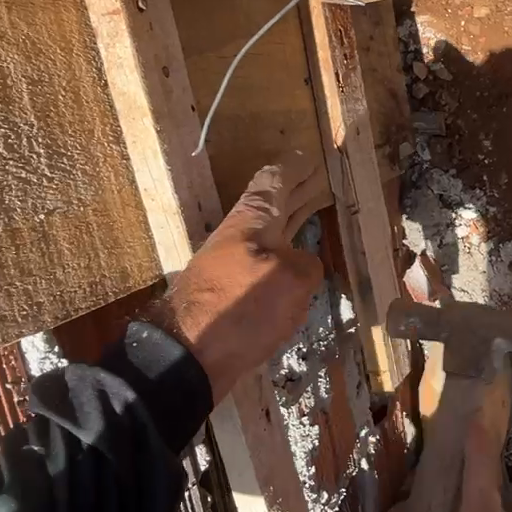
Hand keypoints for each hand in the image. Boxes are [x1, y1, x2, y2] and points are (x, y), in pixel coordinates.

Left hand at [160, 153, 325, 402]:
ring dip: (293, 221)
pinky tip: (299, 263)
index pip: (275, 180)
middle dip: (298, 191)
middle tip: (323, 180)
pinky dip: (288, 255)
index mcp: (253, 219)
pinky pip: (268, 263)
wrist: (188, 355)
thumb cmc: (241, 306)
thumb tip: (304, 265)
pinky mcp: (233, 295)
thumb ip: (307, 264)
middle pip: (274, 205)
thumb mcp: (291, 279)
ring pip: (271, 234)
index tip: (310, 156)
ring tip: (316, 212)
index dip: (295, 167)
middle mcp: (241, 236)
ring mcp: (234, 266)